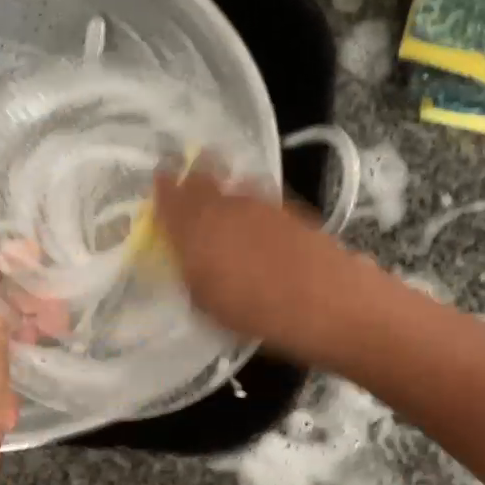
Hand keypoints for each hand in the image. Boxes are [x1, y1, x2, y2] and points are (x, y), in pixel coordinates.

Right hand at [152, 170, 373, 362]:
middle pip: (203, 174)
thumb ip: (191, 272)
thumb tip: (187, 260)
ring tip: (225, 208)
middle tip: (189, 188)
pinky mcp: (291, 208)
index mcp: (194, 226)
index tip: (160, 186)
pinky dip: (253, 206)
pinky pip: (262, 198)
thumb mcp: (205, 303)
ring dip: (226, 190)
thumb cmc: (253, 310)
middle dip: (194, 177)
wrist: (324, 301)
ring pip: (234, 183)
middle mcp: (224, 204)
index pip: (168, 193)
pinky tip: (257, 226)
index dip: (162, 187)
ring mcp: (261, 202)